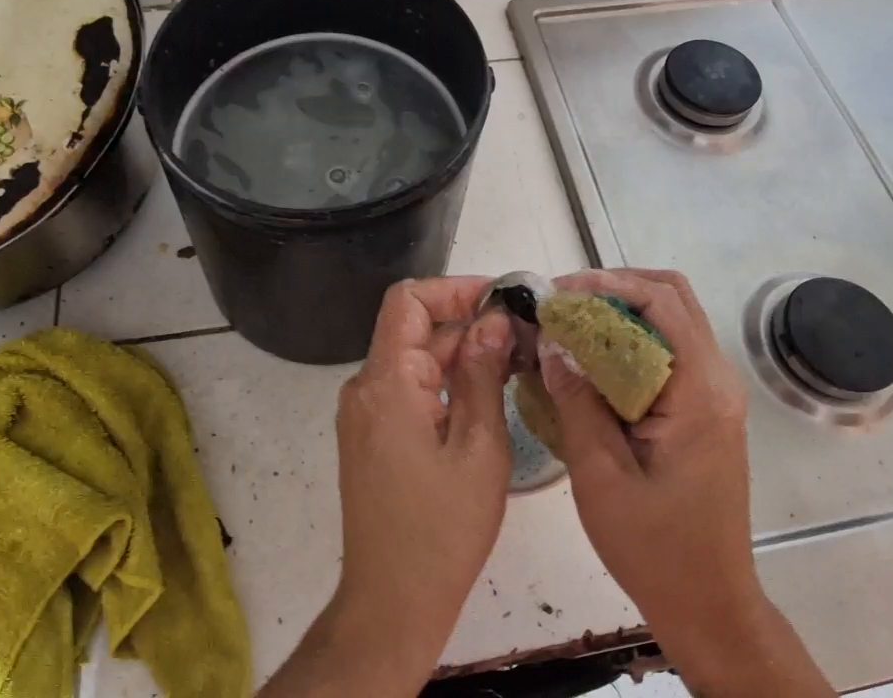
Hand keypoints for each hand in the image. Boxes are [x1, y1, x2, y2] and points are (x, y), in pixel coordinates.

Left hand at [259, 275, 513, 697]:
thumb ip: (483, 375)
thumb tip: (494, 320)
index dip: (454, 290)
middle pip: (415, 331)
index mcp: (385, 382)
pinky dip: (446, 385)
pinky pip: (410, 391)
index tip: (502, 301)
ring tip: (517, 365)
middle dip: (469, 326)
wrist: (392, 602)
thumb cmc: (442, 529)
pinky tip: (488, 398)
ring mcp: (365, 415)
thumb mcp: (479, 447)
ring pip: (415, 361)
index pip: (407, 301)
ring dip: (461, 356)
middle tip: (527, 337)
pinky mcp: (373, 438)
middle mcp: (366, 389)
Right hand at [540, 269, 831, 697]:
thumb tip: (552, 344)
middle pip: (673, 298)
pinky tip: (590, 358)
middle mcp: (717, 381)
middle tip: (560, 304)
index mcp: (699, 392)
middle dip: (614, 289)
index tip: (556, 294)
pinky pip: (669, 352)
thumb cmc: (654, 547)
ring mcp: (716, 395)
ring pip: (672, 321)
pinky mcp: (706, 410)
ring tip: (568, 324)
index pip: (662, 303)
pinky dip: (630, 340)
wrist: (709, 603)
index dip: (607, 285)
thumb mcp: (599, 475)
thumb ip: (576, 401)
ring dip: (621, 312)